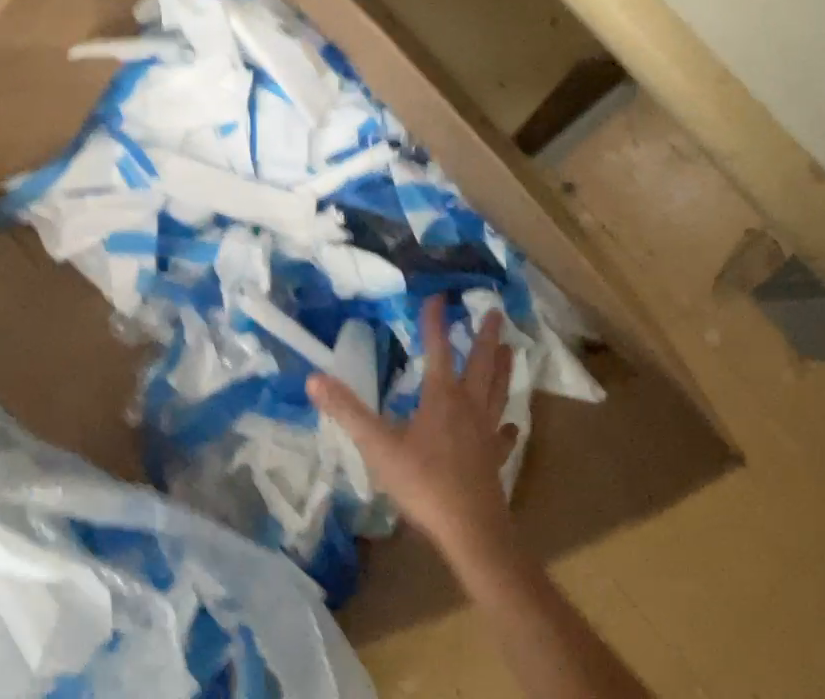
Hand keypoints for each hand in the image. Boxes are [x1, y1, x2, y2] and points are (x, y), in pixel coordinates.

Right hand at [308, 295, 520, 563]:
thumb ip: (347, 411)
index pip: (438, 349)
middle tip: (493, 311)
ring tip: (509, 349)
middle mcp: (469, 408)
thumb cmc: (423, 483)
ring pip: (498, 392)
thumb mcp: (377, 445)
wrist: (471, 531)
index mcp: (442, 398)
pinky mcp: (494, 460)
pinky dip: (507, 425)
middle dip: (485, 335)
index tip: (438, 295)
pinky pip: (504, 436)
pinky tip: (510, 425)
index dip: (435, 321)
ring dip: (503, 368)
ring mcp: (486, 434)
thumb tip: (314, 378)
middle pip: (481, 363)